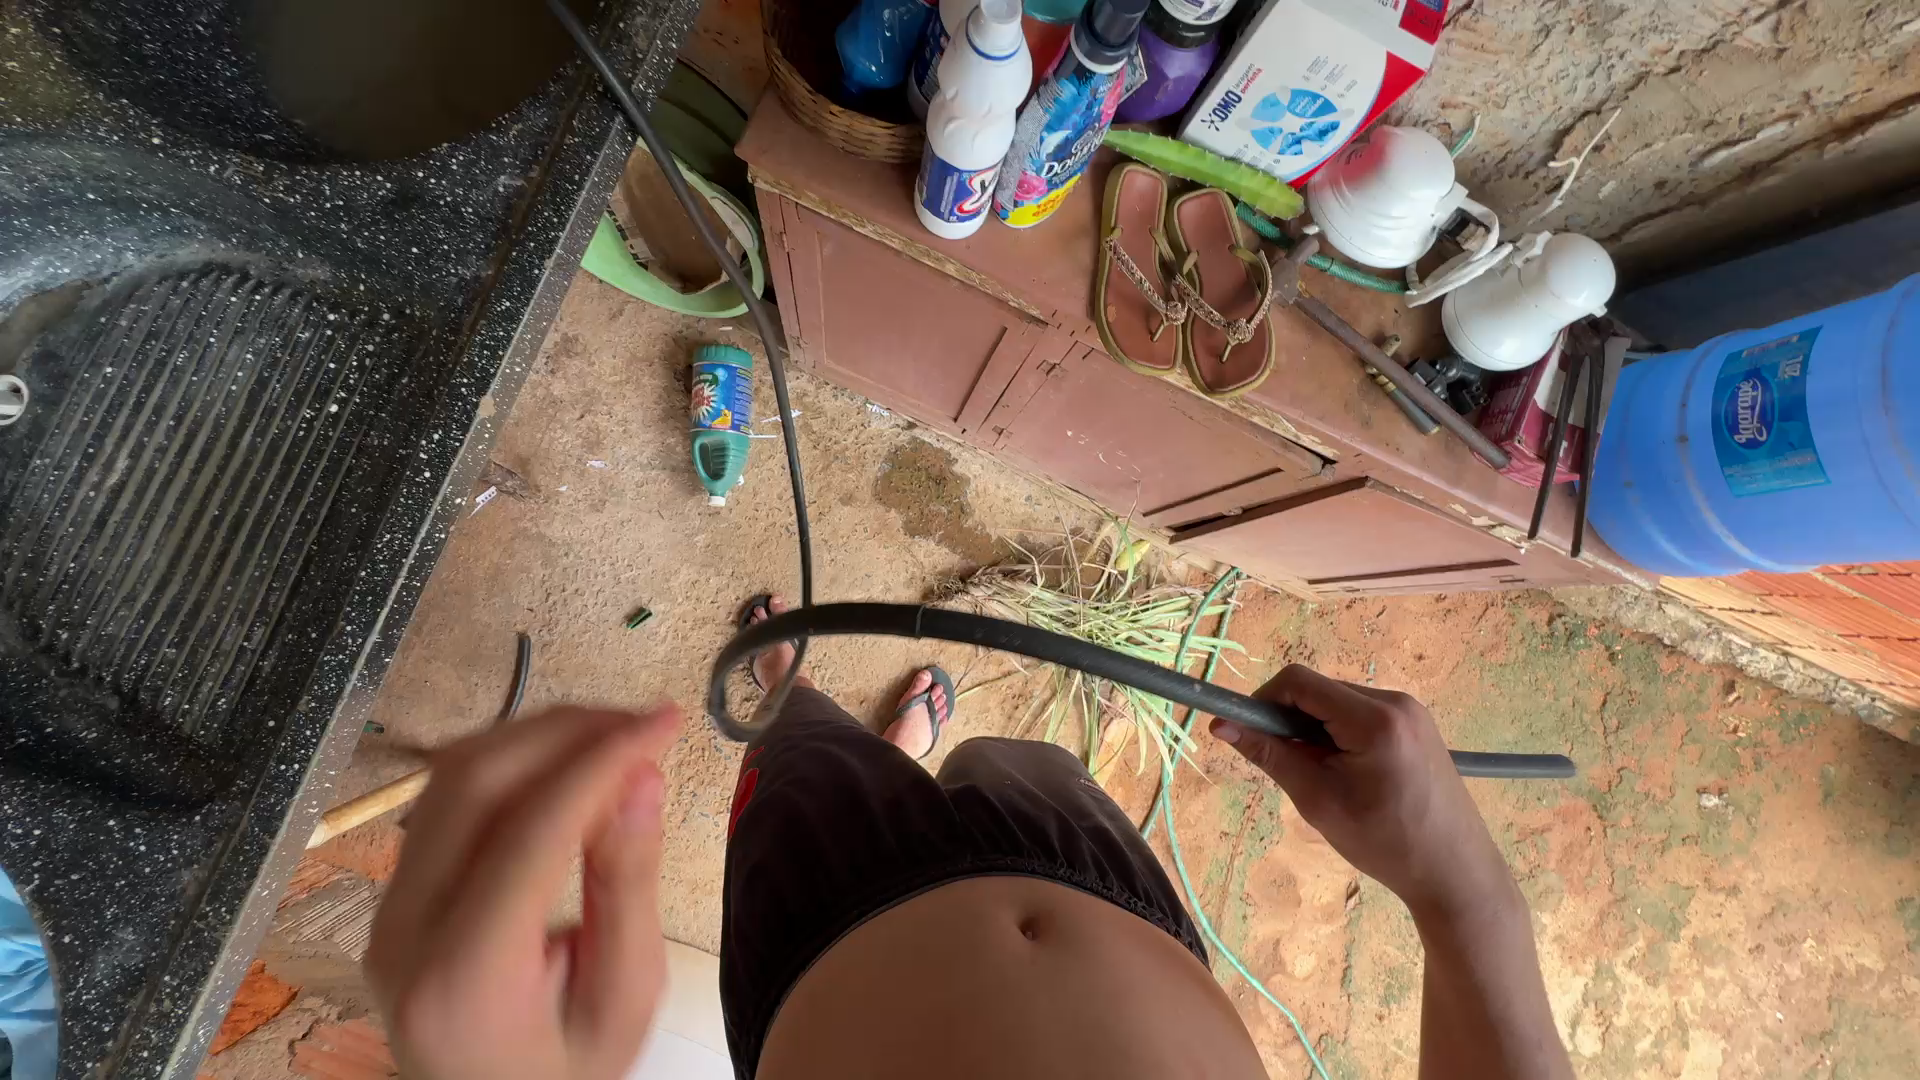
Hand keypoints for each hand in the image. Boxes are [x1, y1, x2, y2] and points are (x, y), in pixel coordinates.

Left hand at [366, 705, 681, 1079]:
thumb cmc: (571, 1067)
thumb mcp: (626, 997)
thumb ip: (628, 886)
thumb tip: (643, 779)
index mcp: (466, 975)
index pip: (535, 829)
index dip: (606, 759)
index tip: (668, 721)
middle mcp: (404, 933)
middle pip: (478, 784)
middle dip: (571, 730)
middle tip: (645, 721)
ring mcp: (390, 907)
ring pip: (455, 773)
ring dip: (542, 733)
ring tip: (617, 733)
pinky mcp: (399, 889)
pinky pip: (450, 792)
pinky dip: (518, 755)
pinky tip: (573, 758)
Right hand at [1209, 665, 1513, 920]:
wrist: (1458, 876)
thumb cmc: (1384, 842)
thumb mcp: (1316, 799)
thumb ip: (1268, 754)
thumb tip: (1219, 725)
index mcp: (1374, 719)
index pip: (1299, 681)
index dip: (1263, 700)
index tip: (1248, 733)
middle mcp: (1396, 702)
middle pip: (1317, 689)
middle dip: (1289, 718)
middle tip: (1286, 763)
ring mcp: (1410, 712)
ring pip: (1335, 700)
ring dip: (1312, 727)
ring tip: (1320, 774)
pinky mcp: (1415, 724)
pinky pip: (1358, 712)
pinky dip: (1336, 732)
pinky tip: (1344, 770)